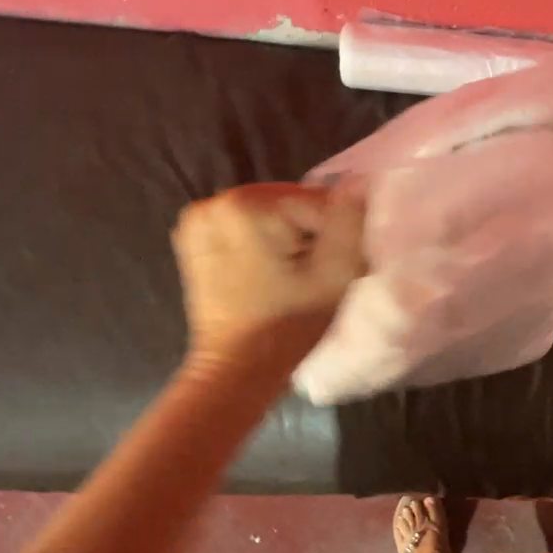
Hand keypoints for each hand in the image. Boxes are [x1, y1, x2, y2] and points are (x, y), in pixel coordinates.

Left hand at [171, 183, 365, 370]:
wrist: (237, 369)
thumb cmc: (288, 328)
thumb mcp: (333, 277)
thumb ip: (349, 223)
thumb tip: (359, 183)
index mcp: (248, 205)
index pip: (316, 201)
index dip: (337, 235)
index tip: (341, 270)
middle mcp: (216, 201)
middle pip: (288, 205)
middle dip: (309, 235)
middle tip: (320, 276)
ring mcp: (199, 221)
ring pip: (268, 217)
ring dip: (288, 241)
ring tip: (296, 279)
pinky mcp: (194, 240)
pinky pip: (244, 229)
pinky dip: (262, 246)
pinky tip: (271, 277)